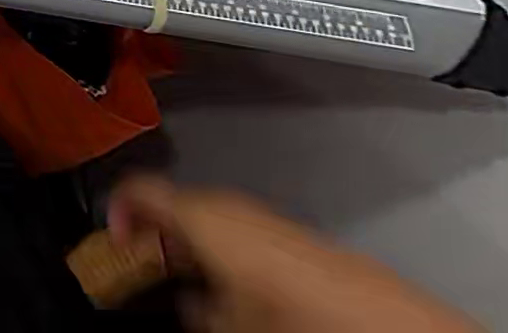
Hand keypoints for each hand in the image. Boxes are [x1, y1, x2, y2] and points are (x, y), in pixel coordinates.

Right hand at [107, 177, 481, 332]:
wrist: (391, 326)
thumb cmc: (294, 316)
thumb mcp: (227, 323)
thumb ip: (193, 305)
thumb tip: (188, 300)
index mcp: (198, 213)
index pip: (136, 188)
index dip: (118, 210)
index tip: (116, 239)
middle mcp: (225, 203)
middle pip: (172, 203)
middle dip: (158, 232)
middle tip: (152, 266)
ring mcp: (262, 215)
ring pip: (207, 216)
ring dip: (192, 242)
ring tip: (196, 281)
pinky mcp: (293, 232)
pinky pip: (241, 229)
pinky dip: (227, 249)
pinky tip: (245, 288)